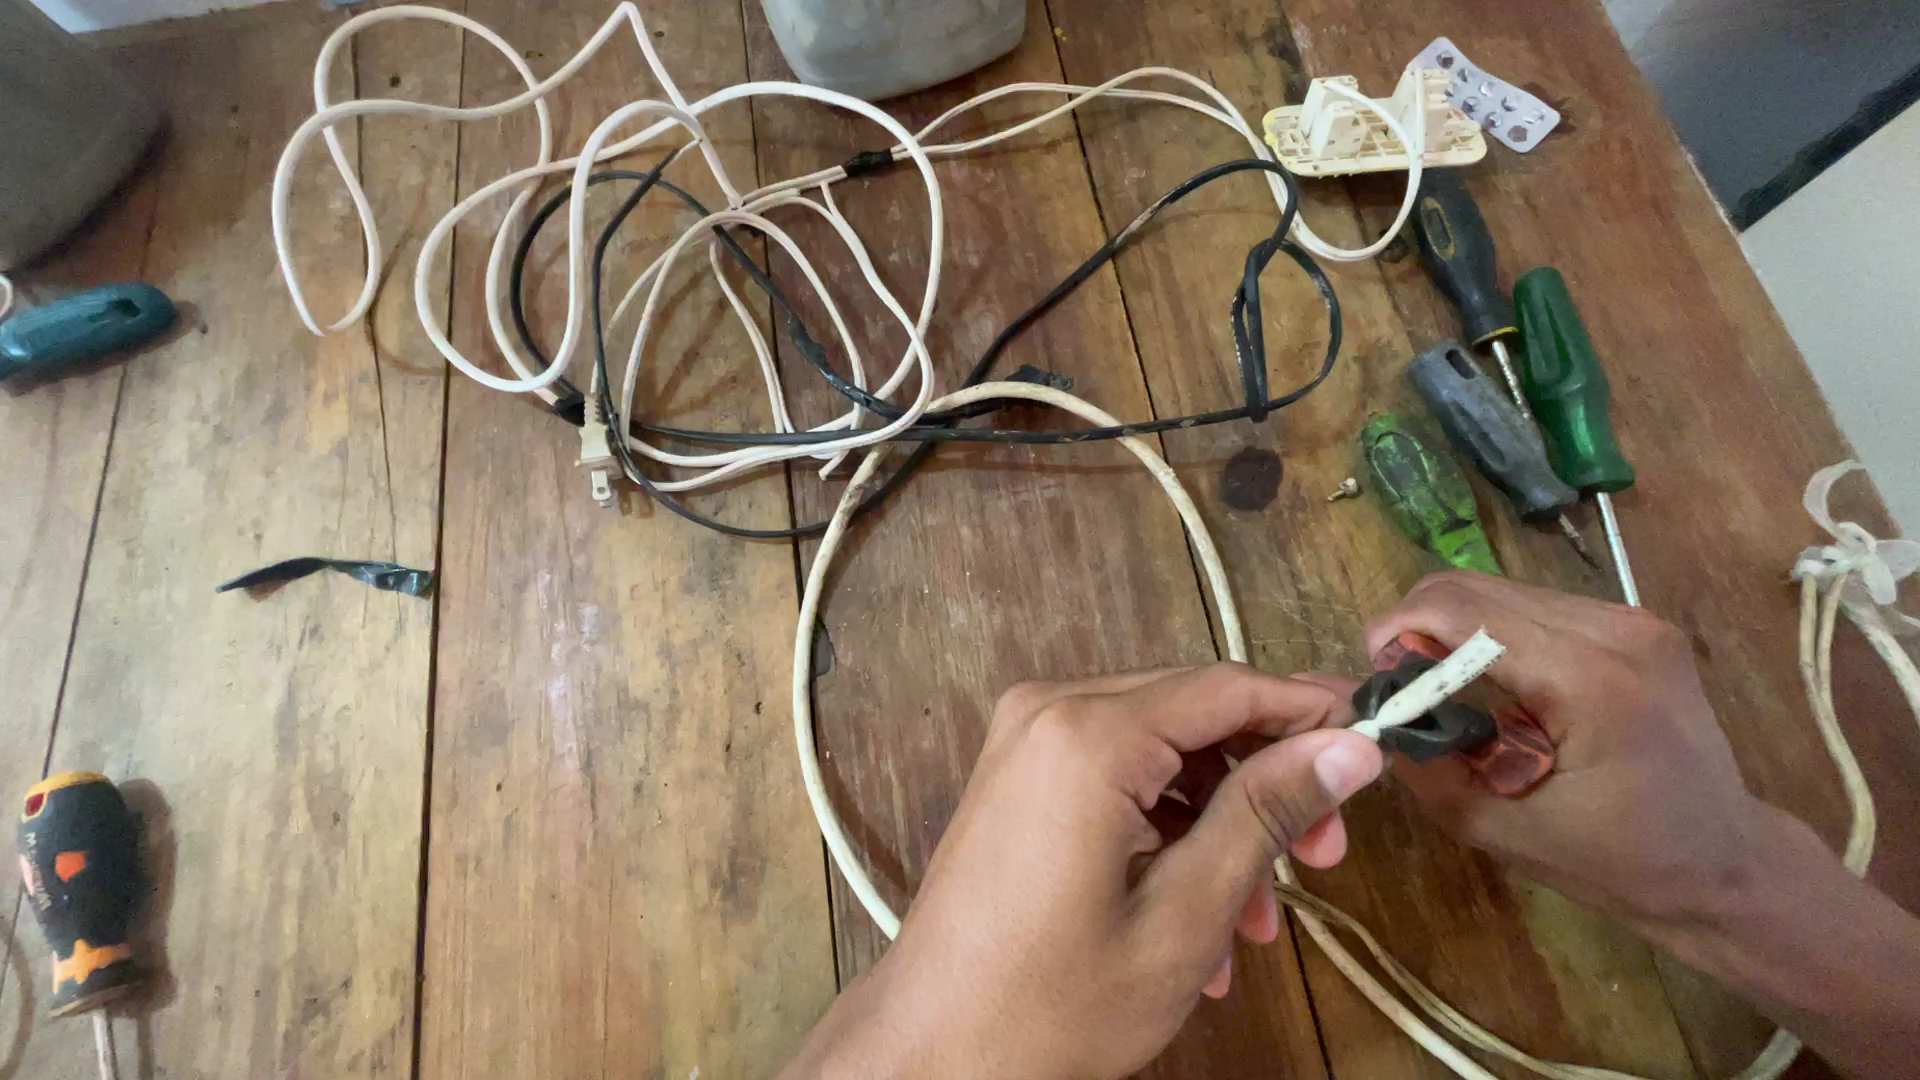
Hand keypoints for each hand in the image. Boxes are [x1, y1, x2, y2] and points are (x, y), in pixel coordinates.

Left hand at [778, 664, 1382, 1079]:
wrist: (935, 1041)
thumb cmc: (1053, 999)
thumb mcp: (1184, 913)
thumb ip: (1264, 814)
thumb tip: (1346, 749)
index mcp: (1089, 733)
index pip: (1226, 688)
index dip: (1306, 710)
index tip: (1369, 744)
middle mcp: (1049, 709)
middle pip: (1191, 712)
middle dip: (1261, 777)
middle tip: (1321, 855)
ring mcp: (1025, 734)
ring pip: (1157, 745)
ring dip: (1215, 816)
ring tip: (1250, 915)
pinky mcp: (1018, 765)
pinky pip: (1113, 767)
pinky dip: (1162, 821)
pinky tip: (1191, 904)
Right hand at [1348, 571, 1774, 929]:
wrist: (1730, 865)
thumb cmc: (1616, 861)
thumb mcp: (1493, 827)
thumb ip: (1422, 761)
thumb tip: (1373, 708)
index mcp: (1588, 680)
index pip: (1459, 610)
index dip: (1396, 628)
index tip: (1378, 672)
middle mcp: (1614, 631)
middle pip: (1466, 586)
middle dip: (1414, 625)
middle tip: (1403, 680)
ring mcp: (1628, 619)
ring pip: (1488, 587)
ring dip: (1447, 627)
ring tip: (1443, 682)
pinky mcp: (1629, 621)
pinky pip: (1522, 602)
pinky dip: (1482, 630)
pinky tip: (1488, 677)